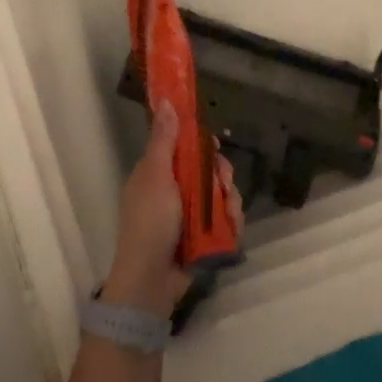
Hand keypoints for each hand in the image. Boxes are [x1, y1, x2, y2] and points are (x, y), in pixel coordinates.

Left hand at [104, 102, 242, 317]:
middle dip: (222, 176)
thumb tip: (165, 101)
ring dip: (230, 203)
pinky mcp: (204, 237)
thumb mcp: (156, 176)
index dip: (202, 143)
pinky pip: (226, 222)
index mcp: (158, 173)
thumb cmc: (150, 222)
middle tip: (224, 185)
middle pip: (209, 170)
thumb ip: (164, 140)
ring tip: (228, 215)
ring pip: (222, 196)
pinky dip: (231, 225)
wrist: (152, 280)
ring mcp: (190, 216)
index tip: (215, 145)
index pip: (185, 147)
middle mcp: (175, 191)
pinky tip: (230, 231)